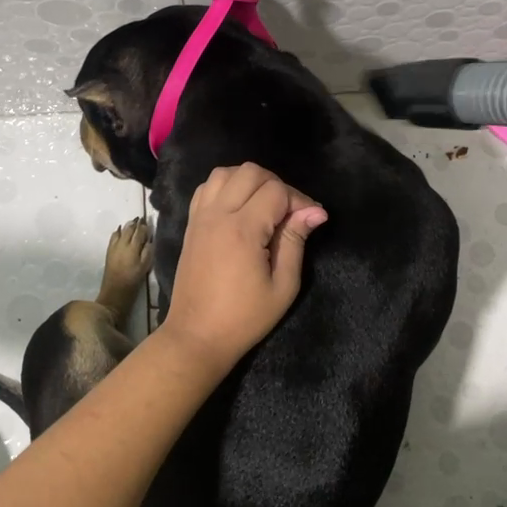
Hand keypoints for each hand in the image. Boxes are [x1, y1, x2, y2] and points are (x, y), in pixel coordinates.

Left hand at [161, 163, 327, 368]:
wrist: (197, 335)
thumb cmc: (244, 317)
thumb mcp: (283, 286)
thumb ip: (296, 242)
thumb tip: (316, 212)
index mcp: (242, 230)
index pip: (276, 190)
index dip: (299, 200)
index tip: (311, 220)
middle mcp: (218, 215)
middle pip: (250, 172)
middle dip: (276, 184)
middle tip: (289, 213)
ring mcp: (200, 217)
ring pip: (225, 173)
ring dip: (249, 181)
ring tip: (264, 207)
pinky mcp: (191, 225)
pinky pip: (207, 188)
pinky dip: (226, 187)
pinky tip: (239, 209)